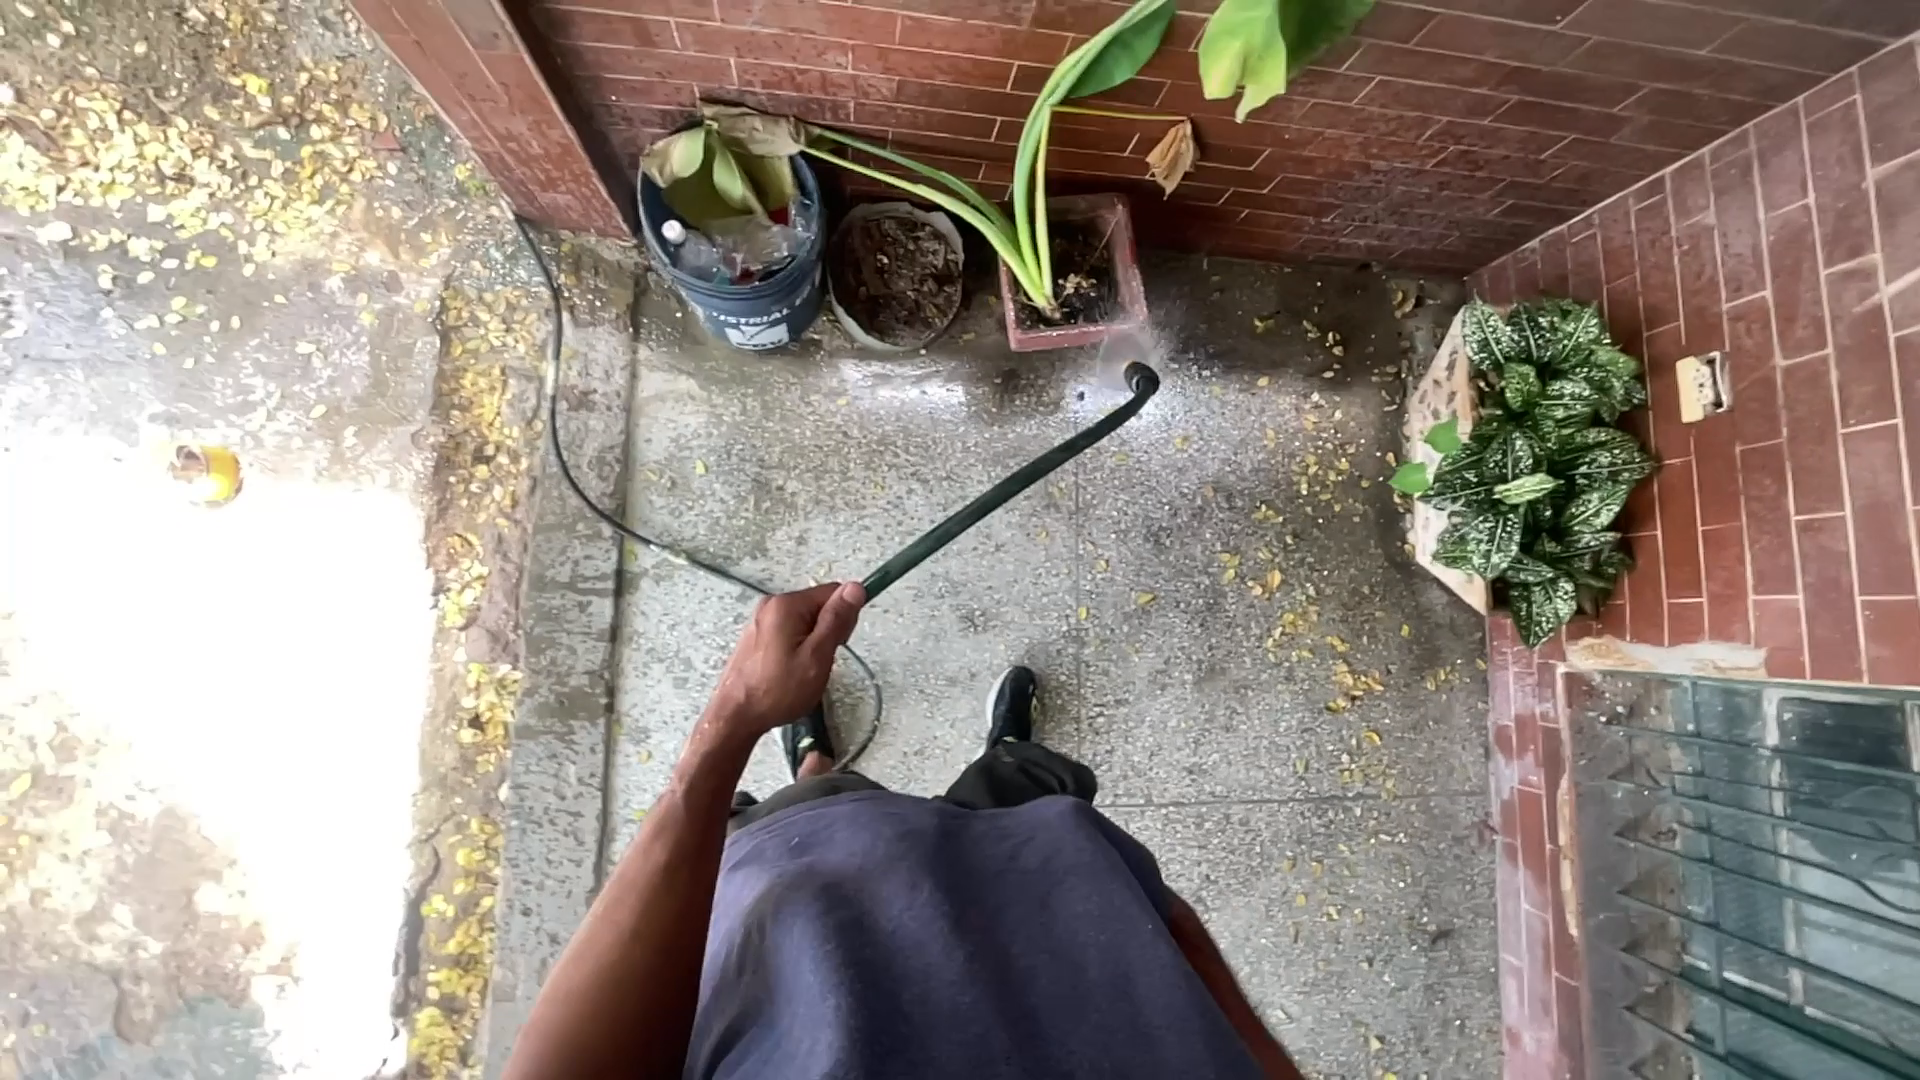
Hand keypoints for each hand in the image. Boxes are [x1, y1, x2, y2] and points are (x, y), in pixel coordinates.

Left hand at [704, 582, 865, 737]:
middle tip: (819, 661)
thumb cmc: (776, 691)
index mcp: (786, 604)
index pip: (834, 592)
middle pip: (818, 606)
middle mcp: (771, 605)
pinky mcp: (756, 637)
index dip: (844, 617)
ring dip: (813, 643)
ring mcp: (761, 621)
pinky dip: (797, 649)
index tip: (839, 643)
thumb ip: (837, 619)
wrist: (735, 717)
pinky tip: (791, 671)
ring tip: (804, 670)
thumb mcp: (817, 656)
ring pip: (804, 622)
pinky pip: (789, 633)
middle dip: (828, 631)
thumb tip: (855, 588)